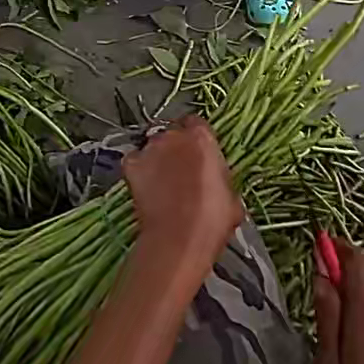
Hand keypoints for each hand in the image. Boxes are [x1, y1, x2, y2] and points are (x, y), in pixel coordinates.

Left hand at [123, 116, 241, 271]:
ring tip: (162, 182)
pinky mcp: (131, 164)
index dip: (197, 139)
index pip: (197, 124)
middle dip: (177, 147)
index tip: (200, 154)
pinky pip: (135, 161)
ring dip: (158, 158)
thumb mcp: (231, 196)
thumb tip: (217, 183)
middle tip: (182, 171)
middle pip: (173, 133)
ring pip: (153, 145)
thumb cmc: (212, 219)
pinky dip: (139, 170)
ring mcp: (150, 148)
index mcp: (202, 137)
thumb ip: (221, 178)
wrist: (178, 239)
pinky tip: (146, 187)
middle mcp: (174, 135)